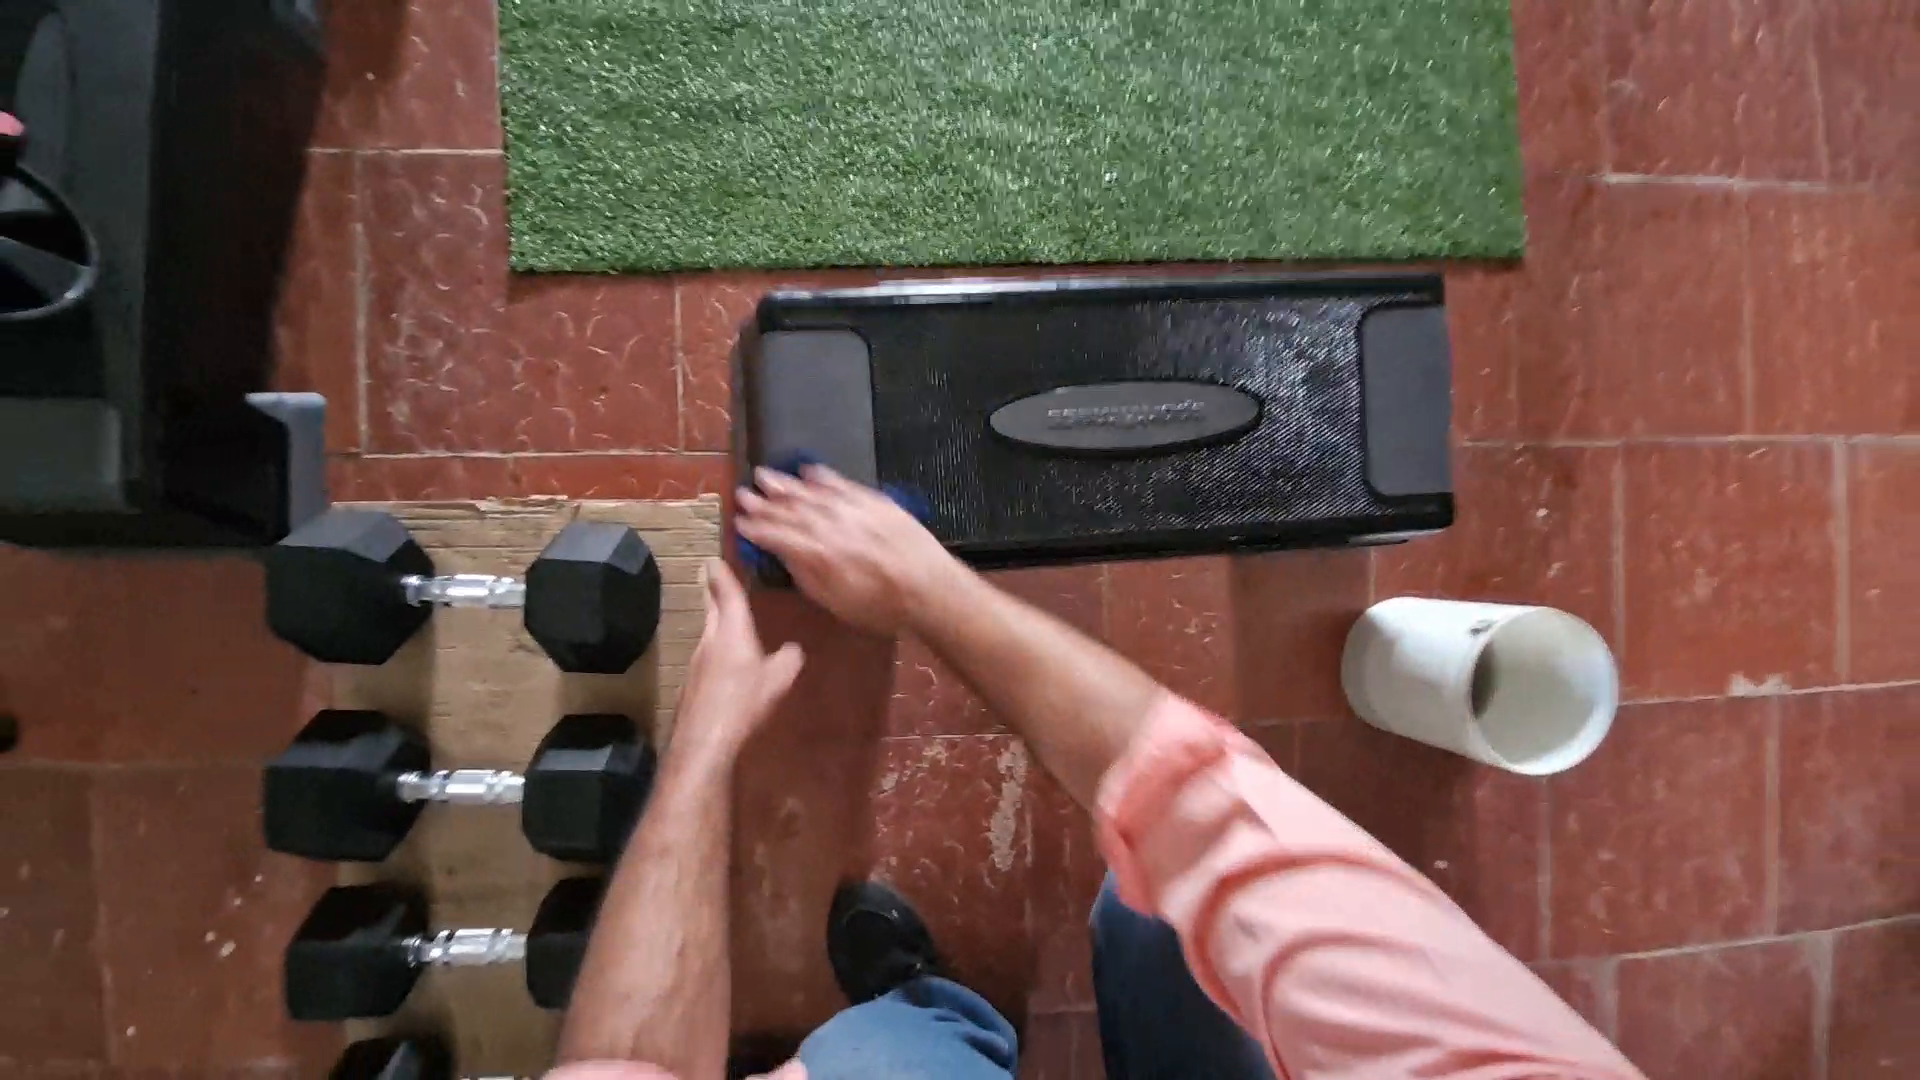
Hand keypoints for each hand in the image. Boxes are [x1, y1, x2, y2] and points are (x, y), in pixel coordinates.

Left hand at [672, 558, 804, 763]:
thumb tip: (793, 650)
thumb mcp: (779, 679)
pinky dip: (716, 649)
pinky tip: (726, 663)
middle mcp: (710, 640)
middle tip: (712, 575)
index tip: (714, 558)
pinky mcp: (692, 685)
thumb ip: (789, 659)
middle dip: (713, 591)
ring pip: (708, 633)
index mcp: (731, 631)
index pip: (727, 594)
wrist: (704, 742)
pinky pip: (707, 657)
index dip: (722, 574)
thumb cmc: (744, 703)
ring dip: (716, 621)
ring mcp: (697, 663)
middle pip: (711, 608)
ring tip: (726, 617)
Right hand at [735, 465, 963, 634]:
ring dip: (787, 485)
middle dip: (764, 502)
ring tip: (765, 475)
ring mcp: (853, 510)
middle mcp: (830, 526)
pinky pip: (843, 484)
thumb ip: (806, 576)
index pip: (777, 536)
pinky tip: (810, 471)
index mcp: (817, 553)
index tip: (740, 523)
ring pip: (812, 493)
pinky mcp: (875, 502)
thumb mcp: (836, 602)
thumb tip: (786, 556)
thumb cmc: (883, 606)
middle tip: (744, 493)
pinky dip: (824, 477)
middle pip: (790, 510)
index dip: (756, 529)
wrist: (930, 588)